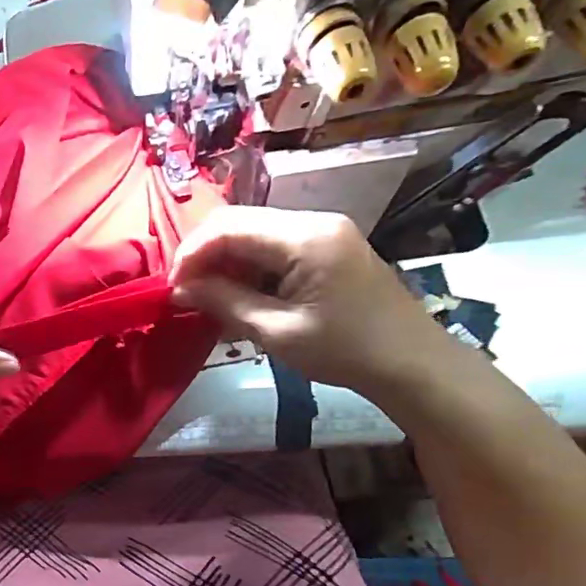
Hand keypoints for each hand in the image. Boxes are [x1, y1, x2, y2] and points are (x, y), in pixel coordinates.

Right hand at [169, 207, 461, 395]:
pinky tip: (240, 295)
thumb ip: (224, 303)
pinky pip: (275, 246)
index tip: (172, 288)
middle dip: (205, 255)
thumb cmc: (346, 351)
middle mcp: (314, 221)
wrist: (413, 364)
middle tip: (186, 293)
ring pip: (254, 233)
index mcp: (305, 237)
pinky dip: (250, 267)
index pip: (229, 226)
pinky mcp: (328, 245)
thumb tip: (179, 290)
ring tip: (210, 299)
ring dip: (225, 262)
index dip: (192, 253)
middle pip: (239, 222)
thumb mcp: (277, 331)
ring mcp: (324, 231)